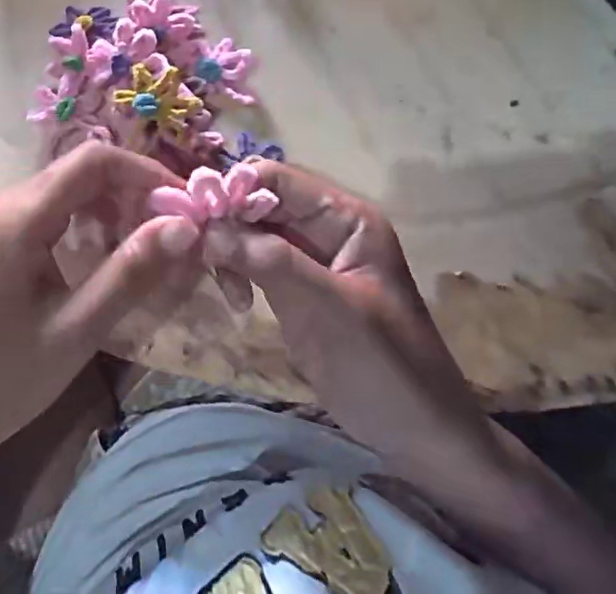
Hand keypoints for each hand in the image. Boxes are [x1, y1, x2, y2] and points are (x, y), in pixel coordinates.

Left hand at [0, 142, 203, 469]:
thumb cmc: (1, 379)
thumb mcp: (75, 331)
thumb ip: (129, 274)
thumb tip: (186, 226)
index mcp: (24, 216)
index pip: (95, 160)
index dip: (147, 172)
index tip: (188, 207)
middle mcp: (14, 203)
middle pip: (88, 169)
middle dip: (138, 191)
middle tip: (179, 233)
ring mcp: (8, 219)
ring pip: (77, 187)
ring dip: (120, 207)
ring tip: (154, 248)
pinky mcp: (10, 238)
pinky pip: (63, 210)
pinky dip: (98, 222)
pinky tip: (115, 257)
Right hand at [202, 161, 508, 485]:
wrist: (418, 435)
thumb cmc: (386, 366)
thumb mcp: (332, 310)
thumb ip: (273, 262)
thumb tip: (209, 228)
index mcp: (344, 217)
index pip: (278, 179)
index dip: (236, 189)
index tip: (197, 217)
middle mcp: (323, 227)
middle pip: (259, 202)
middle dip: (226, 221)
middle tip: (197, 254)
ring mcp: (307, 257)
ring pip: (250, 231)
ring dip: (228, 249)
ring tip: (224, 286)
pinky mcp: (293, 287)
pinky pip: (253, 262)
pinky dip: (235, 272)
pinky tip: (233, 299)